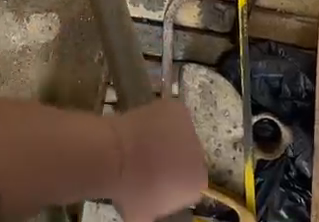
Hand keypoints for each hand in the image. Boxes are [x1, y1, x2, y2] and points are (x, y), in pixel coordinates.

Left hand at [108, 98, 208, 221]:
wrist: (118, 156)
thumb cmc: (132, 191)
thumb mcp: (144, 214)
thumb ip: (157, 210)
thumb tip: (151, 206)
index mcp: (197, 183)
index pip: (190, 183)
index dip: (174, 183)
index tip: (158, 184)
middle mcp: (200, 155)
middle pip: (189, 157)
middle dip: (174, 159)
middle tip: (151, 163)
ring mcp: (189, 128)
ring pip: (181, 134)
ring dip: (169, 138)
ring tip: (146, 143)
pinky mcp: (177, 108)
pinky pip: (172, 115)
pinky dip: (162, 118)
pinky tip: (146, 125)